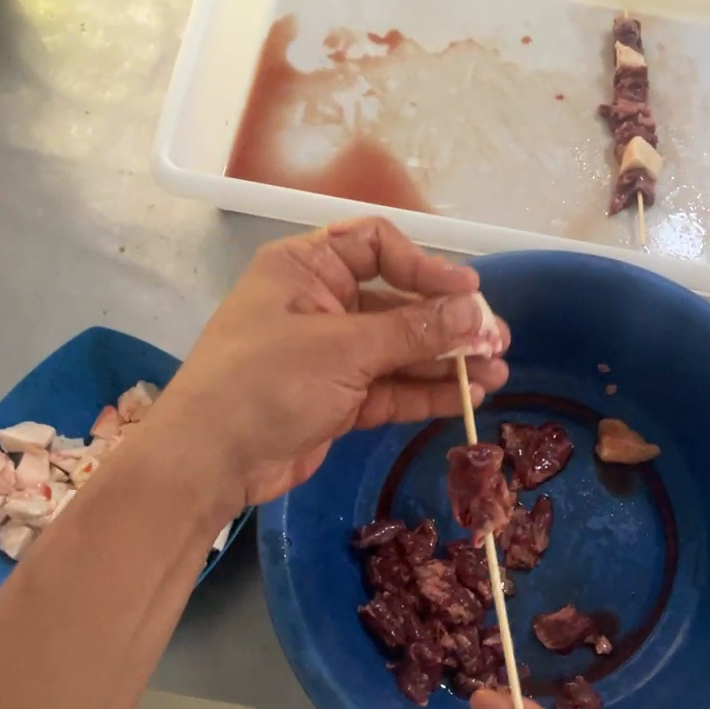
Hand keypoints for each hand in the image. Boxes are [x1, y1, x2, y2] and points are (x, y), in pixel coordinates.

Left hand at [142, 217, 509, 511]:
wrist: (211, 462)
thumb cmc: (265, 384)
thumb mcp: (342, 350)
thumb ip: (412, 332)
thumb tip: (477, 313)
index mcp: (307, 269)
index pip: (377, 246)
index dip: (426, 266)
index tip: (469, 294)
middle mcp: (322, 305)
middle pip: (398, 303)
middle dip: (448, 323)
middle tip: (497, 341)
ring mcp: (332, 356)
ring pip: (400, 351)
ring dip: (446, 362)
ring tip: (498, 373)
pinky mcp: (339, 400)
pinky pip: (391, 388)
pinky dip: (426, 392)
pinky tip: (467, 397)